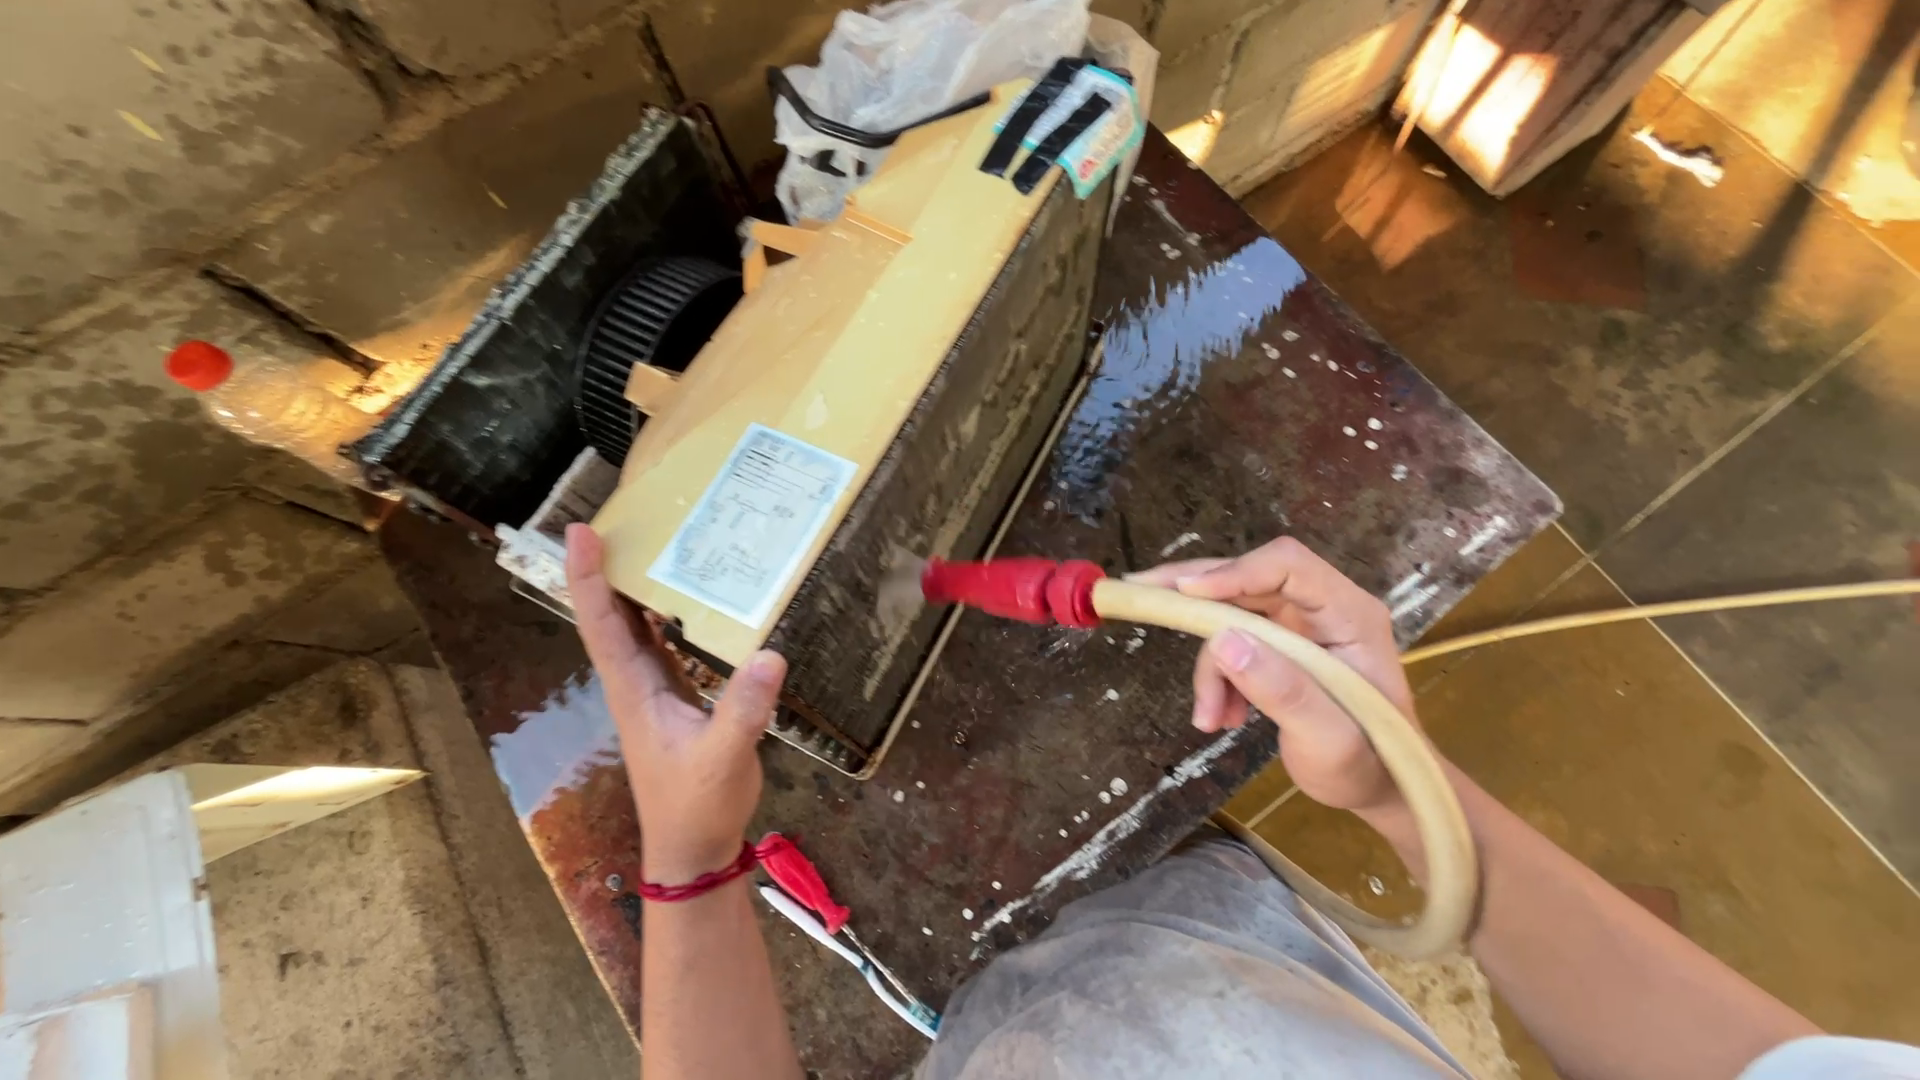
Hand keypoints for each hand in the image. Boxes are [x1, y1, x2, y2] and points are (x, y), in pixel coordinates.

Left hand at [564, 523, 785, 882]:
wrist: (695, 849)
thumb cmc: (697, 805)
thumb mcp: (722, 757)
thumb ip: (743, 710)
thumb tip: (769, 652)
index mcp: (633, 689)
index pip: (602, 622)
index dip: (589, 576)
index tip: (584, 530)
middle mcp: (636, 682)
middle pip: (612, 615)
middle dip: (610, 567)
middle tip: (629, 519)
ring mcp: (655, 690)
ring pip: (638, 628)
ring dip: (638, 587)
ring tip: (660, 543)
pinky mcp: (678, 699)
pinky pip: (665, 644)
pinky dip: (671, 614)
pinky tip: (696, 598)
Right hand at [1130, 537, 1416, 813]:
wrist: (1378, 788)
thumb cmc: (1367, 765)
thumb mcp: (1329, 740)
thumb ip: (1282, 690)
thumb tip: (1222, 640)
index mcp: (1349, 614)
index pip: (1288, 566)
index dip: (1235, 572)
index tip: (1186, 592)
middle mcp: (1321, 607)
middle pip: (1248, 578)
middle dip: (1193, 594)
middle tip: (1139, 594)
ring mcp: (1297, 624)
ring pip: (1230, 614)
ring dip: (1209, 665)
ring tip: (1208, 716)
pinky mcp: (1276, 643)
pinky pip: (1228, 643)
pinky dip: (1215, 679)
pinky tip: (1219, 717)